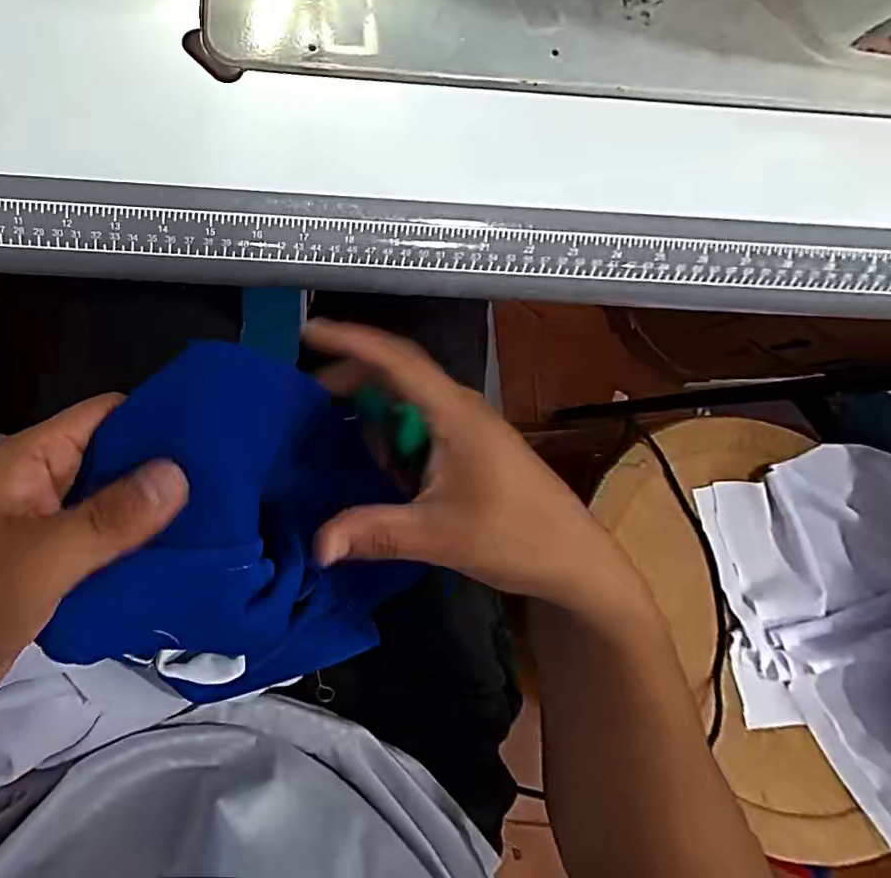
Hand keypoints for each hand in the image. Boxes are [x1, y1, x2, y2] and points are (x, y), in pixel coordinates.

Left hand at [0, 395, 187, 790]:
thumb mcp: (40, 557)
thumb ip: (110, 517)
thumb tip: (180, 471)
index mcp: (34, 458)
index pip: (106, 414)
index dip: (158, 414)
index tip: (218, 429)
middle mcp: (44, 483)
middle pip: (115, 458)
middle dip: (165, 467)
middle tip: (232, 482)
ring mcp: (48, 527)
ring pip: (112, 505)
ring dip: (153, 513)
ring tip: (220, 519)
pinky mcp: (51, 568)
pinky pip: (102, 545)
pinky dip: (134, 548)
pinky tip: (179, 560)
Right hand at [306, 320, 649, 614]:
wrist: (579, 560)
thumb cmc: (515, 538)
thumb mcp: (437, 536)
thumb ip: (374, 532)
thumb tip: (318, 546)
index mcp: (454, 414)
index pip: (396, 361)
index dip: (350, 340)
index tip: (311, 330)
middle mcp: (461, 407)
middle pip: (398, 370)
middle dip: (353, 373)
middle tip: (313, 390)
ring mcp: (469, 423)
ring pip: (409, 395)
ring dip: (375, 404)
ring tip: (342, 426)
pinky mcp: (472, 441)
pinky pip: (421, 418)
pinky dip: (394, 427)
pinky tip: (383, 457)